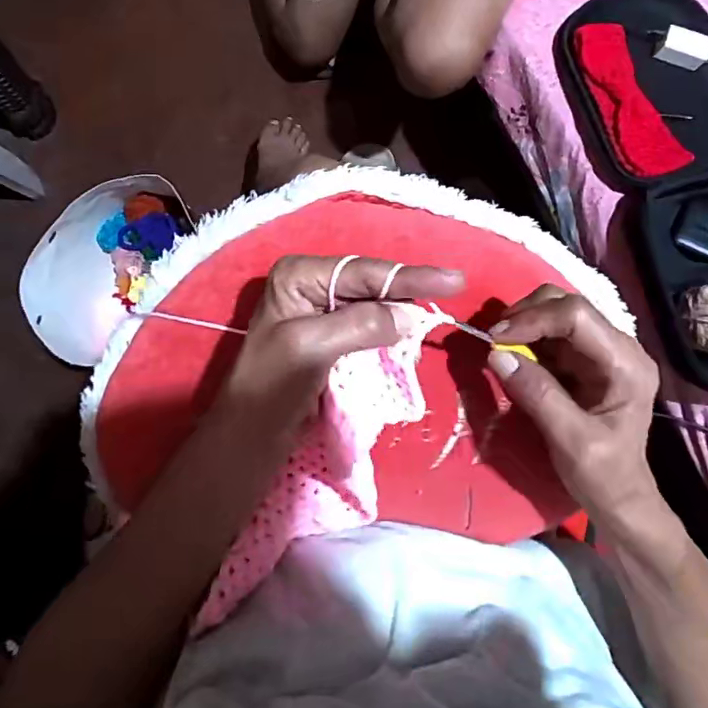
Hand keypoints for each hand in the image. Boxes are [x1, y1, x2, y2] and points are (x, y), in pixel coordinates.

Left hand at [208, 255, 465, 437]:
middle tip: (450, 299)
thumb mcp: (311, 348)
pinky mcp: (332, 339)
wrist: (250, 436)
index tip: (456, 280)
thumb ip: (360, 324)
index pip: (364, 272)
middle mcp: (312, 286)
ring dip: (403, 321)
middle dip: (409, 296)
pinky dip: (392, 340)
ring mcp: (323, 313)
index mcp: (300, 276)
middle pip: (375, 285)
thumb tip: (408, 315)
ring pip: (377, 308)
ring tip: (428, 329)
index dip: (411, 276)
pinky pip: (372, 331)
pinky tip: (407, 347)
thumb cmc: (270, 387)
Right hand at [486, 285, 660, 515]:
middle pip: (568, 305)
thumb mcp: (570, 441)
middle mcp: (619, 348)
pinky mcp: (585, 361)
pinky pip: (552, 335)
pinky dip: (527, 338)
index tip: (496, 338)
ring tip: (497, 344)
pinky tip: (510, 352)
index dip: (534, 319)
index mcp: (626, 364)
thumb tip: (496, 355)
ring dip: (524, 323)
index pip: (577, 316)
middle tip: (493, 338)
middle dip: (527, 315)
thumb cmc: (604, 476)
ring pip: (558, 314)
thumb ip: (538, 395)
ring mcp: (602, 353)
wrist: (620, 501)